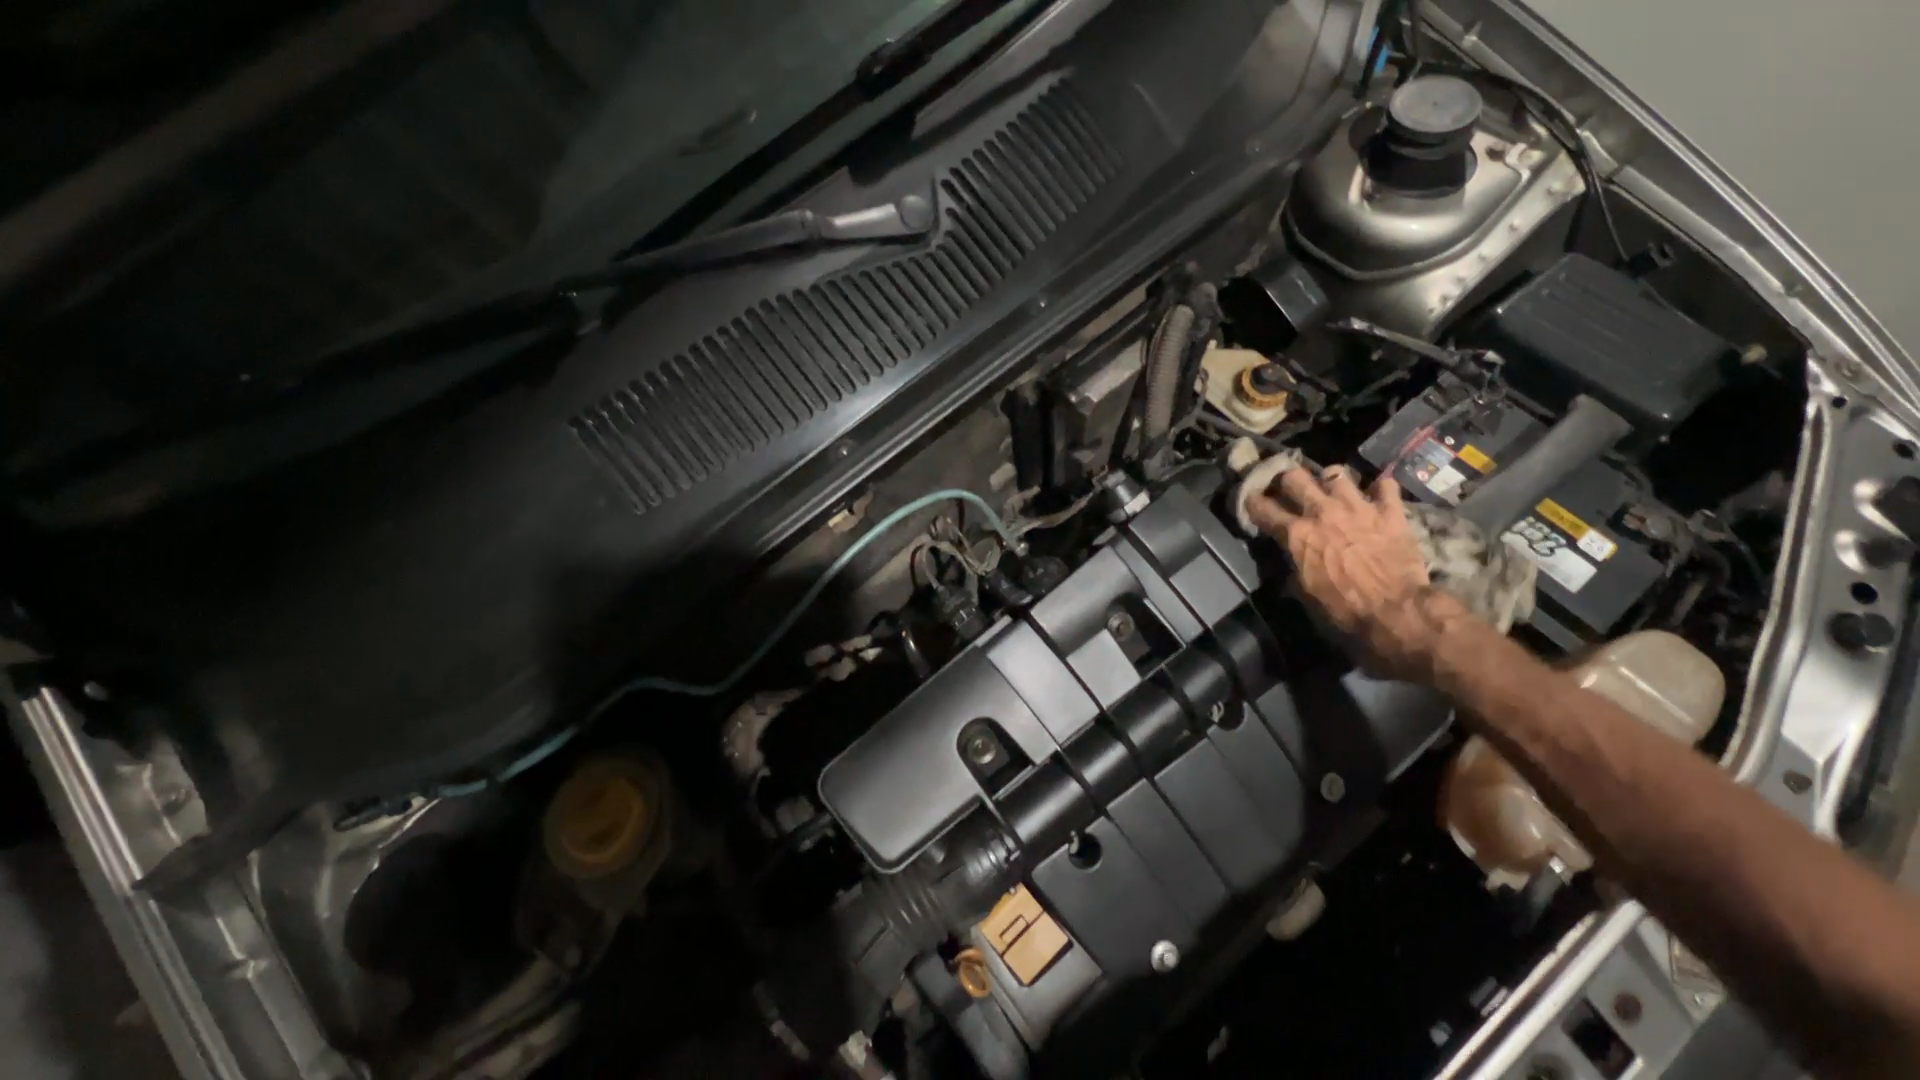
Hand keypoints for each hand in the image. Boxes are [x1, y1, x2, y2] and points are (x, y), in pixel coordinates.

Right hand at [1245, 464, 1457, 679]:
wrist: (1396, 612)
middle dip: (1288, 481)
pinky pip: (1385, 485)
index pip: (1263, 508)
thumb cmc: (1344, 612)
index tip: (1251, 501)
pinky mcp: (1390, 512)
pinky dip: (1380, 489)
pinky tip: (1378, 495)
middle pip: (1295, 477)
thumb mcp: (1306, 596)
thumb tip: (1289, 565)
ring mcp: (1358, 507)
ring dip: (1331, 481)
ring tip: (1333, 490)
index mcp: (1297, 534)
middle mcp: (1323, 511)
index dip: (1253, 503)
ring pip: (1336, 473)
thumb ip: (1294, 570)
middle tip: (1290, 489)